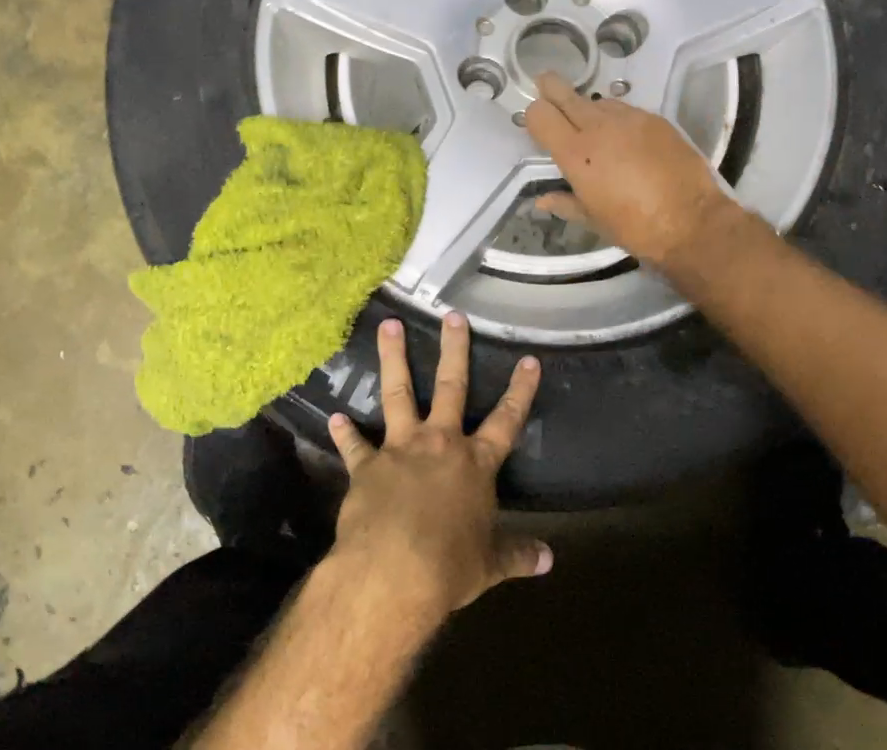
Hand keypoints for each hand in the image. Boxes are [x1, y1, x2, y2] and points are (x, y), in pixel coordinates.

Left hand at [326, 313, 551, 617]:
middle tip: (453, 316)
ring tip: (387, 326)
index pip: (507, 419)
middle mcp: (441, 444)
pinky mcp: (366, 466)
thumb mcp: (490, 563)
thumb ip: (518, 553)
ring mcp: (401, 450)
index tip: (528, 359)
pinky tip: (336, 417)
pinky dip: (345, 432)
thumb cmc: (449, 566)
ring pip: (398, 393)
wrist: (392, 570)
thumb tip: (549, 560)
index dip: (520, 390)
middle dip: (454, 349)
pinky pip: (354, 445)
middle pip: (451, 388)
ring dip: (393, 358)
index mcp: (476, 464)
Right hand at [524, 72, 738, 264]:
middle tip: (545, 85)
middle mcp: (598, 127)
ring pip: (597, 101)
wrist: (691, 221)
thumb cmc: (634, 227)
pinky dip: (618, 119)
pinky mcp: (655, 119)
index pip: (540, 114)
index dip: (535, 115)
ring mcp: (629, 119)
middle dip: (551, 89)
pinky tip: (626, 139)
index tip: (538, 124)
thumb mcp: (593, 220)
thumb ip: (564, 203)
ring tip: (594, 128)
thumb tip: (542, 200)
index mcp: (575, 154)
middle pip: (564, 93)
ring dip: (589, 109)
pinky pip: (626, 110)